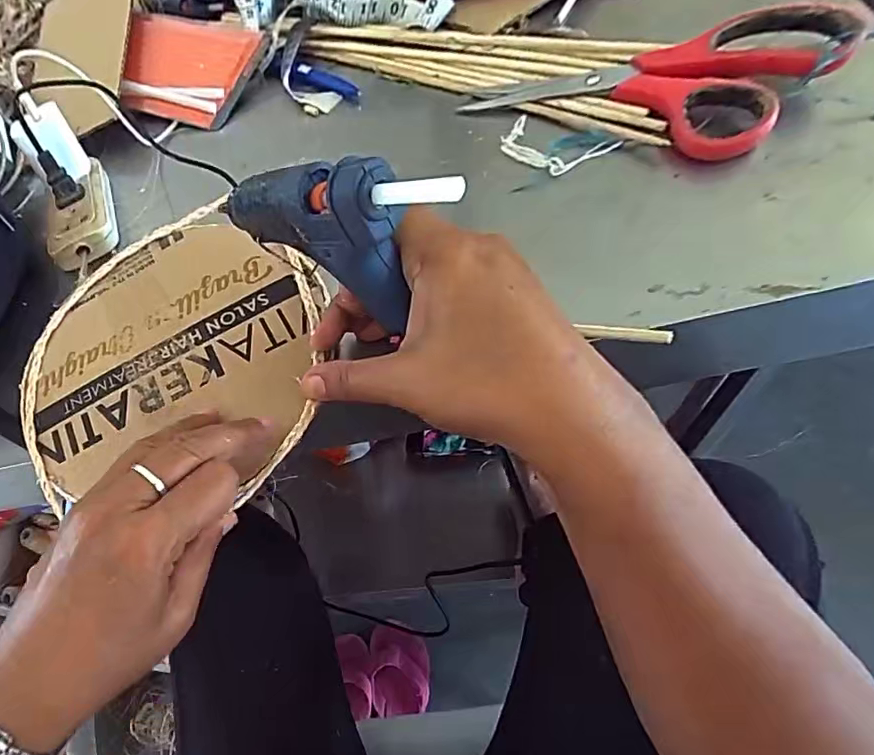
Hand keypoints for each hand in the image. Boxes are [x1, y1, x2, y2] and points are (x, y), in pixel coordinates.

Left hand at [0, 416, 271, 751]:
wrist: (36, 668)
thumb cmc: (112, 656)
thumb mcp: (175, 616)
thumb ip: (201, 555)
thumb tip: (224, 513)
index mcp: (147, 541)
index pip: (208, 482)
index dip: (237, 476)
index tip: (258, 471)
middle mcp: (116, 508)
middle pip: (179, 451)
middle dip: (224, 434)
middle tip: (259, 421)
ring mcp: (91, 502)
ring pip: (146, 447)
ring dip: (188, 430)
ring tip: (221, 418)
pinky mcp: (77, 507)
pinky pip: (124, 462)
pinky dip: (156, 446)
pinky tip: (175, 443)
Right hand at [300, 207, 649, 468]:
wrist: (566, 410)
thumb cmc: (482, 384)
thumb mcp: (402, 381)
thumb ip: (348, 378)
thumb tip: (308, 384)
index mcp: (446, 254)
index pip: (389, 224)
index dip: (357, 261)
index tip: (342, 308)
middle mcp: (477, 249)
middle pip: (405, 254)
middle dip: (371, 298)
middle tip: (355, 341)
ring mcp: (502, 271)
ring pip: (432, 276)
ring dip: (399, 310)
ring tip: (388, 353)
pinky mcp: (516, 295)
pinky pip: (460, 290)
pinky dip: (432, 314)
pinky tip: (425, 353)